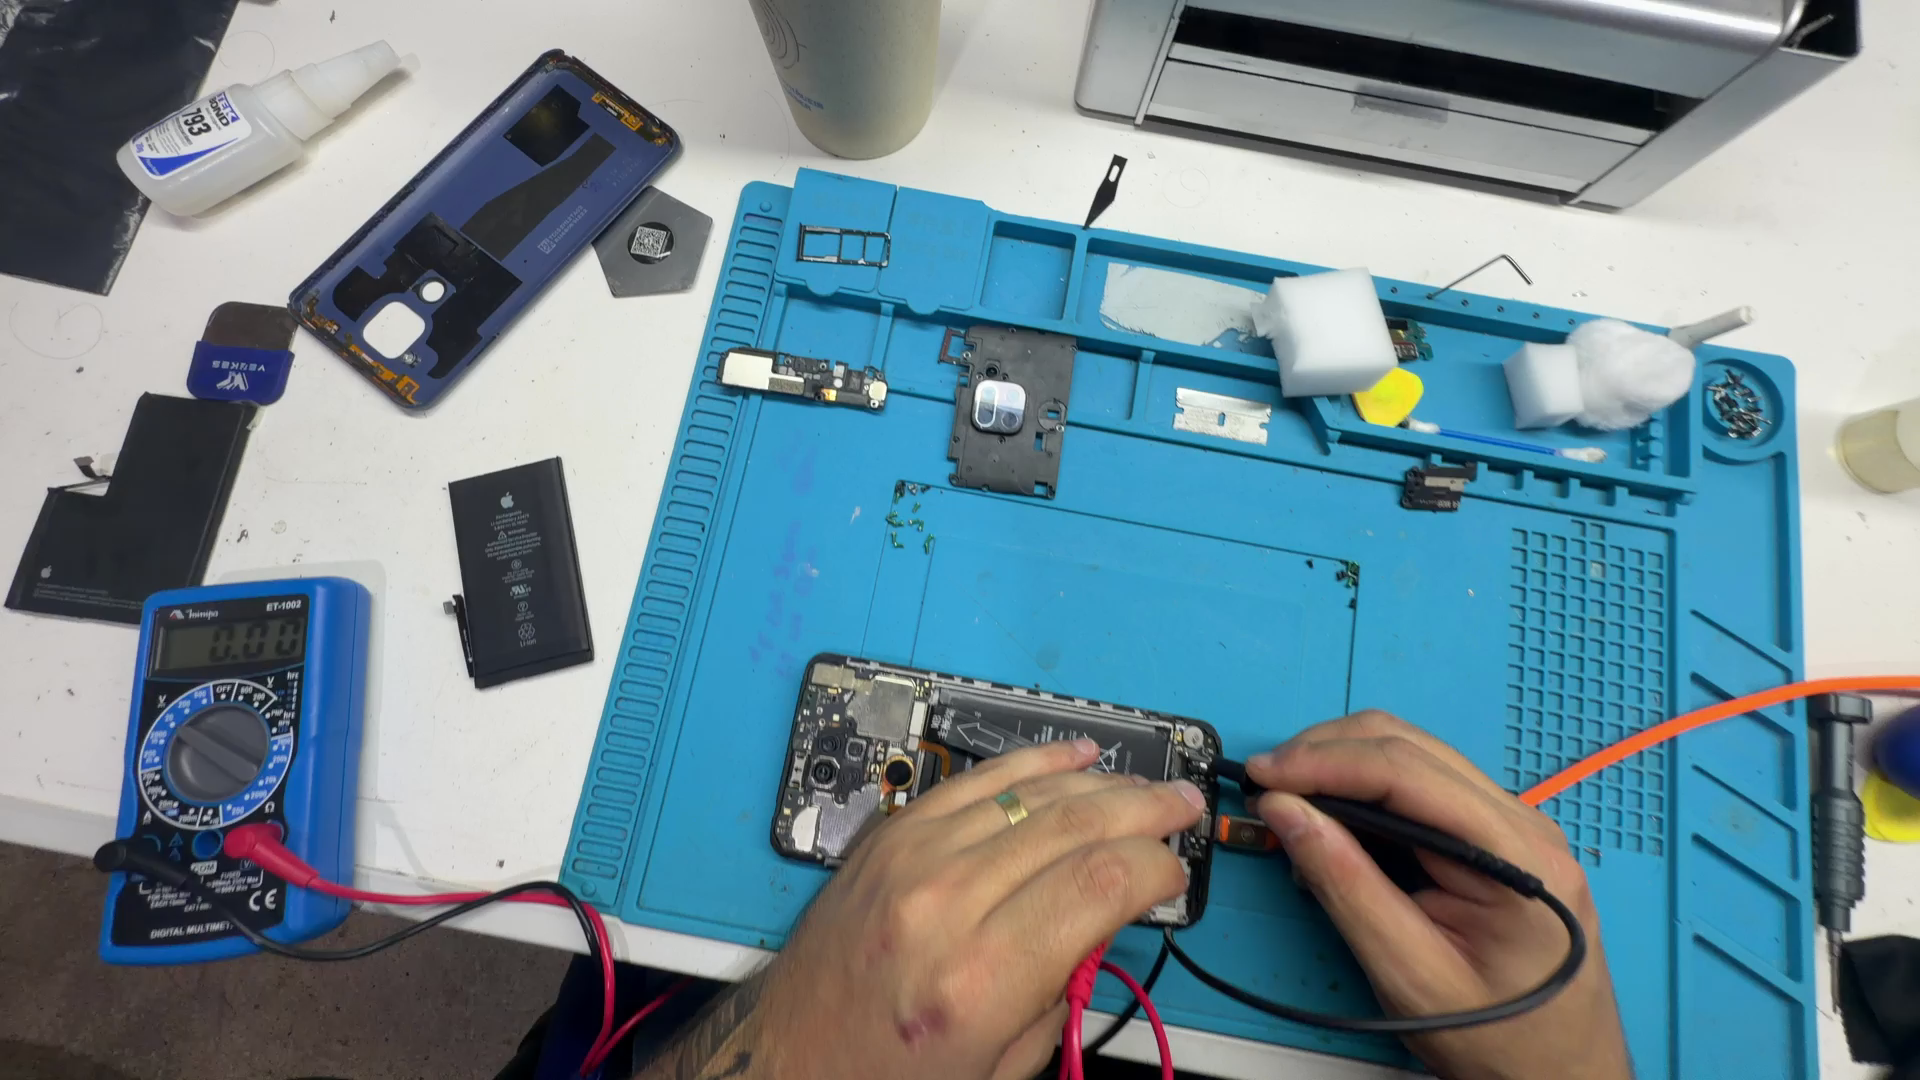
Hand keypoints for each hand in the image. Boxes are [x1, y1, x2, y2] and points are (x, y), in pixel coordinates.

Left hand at [641, 738, 1203, 1079]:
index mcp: (976, 978)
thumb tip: (1111, 906)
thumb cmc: (892, 1079)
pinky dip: (1033, 762)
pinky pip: (976, 780)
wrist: (787, 1056)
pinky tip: (1073, 755)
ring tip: (1145, 783)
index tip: (1176, 872)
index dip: (1153, 867)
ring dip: (1098, 781)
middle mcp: (945, 900)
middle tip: (1183, 804)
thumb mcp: (999, 1064)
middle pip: (1069, 826)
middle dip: (1141, 809)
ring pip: (1029, 793)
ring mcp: (913, 853)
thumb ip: (1063, 980)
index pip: (1095, 886)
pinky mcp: (895, 831)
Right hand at [1246, 711, 1631, 1079]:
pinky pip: (1412, 776)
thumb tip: (1279, 806)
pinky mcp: (1489, 825)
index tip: (1261, 775)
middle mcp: (1520, 818)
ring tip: (1289, 796)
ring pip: (1404, 748)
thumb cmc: (1491, 1037)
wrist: (1559, 1075)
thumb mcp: (1406, 970)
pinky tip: (1329, 812)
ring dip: (1336, 760)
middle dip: (1322, 751)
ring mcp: (1509, 817)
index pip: (1404, 771)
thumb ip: (1343, 882)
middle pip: (1403, 743)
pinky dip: (1357, 782)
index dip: (1322, 761)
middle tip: (1265, 783)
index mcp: (1516, 854)